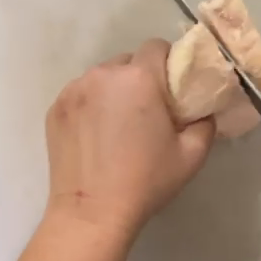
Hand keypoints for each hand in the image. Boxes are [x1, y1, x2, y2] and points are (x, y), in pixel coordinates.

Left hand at [45, 39, 214, 238]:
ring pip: (101, 78)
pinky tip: (95, 135)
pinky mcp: (55, 109)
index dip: (167, 63)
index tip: (171, 89)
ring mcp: (74, 91)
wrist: (91, 212)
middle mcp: (102, 75)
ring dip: (113, 91)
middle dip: (139, 78)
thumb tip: (202, 111)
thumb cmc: (145, 182)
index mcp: (139, 78)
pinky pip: (80, 95)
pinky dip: (90, 106)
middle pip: (127, 61)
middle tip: (146, 111)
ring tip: (117, 125)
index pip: (156, 47)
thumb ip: (205, 124)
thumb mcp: (191, 156)